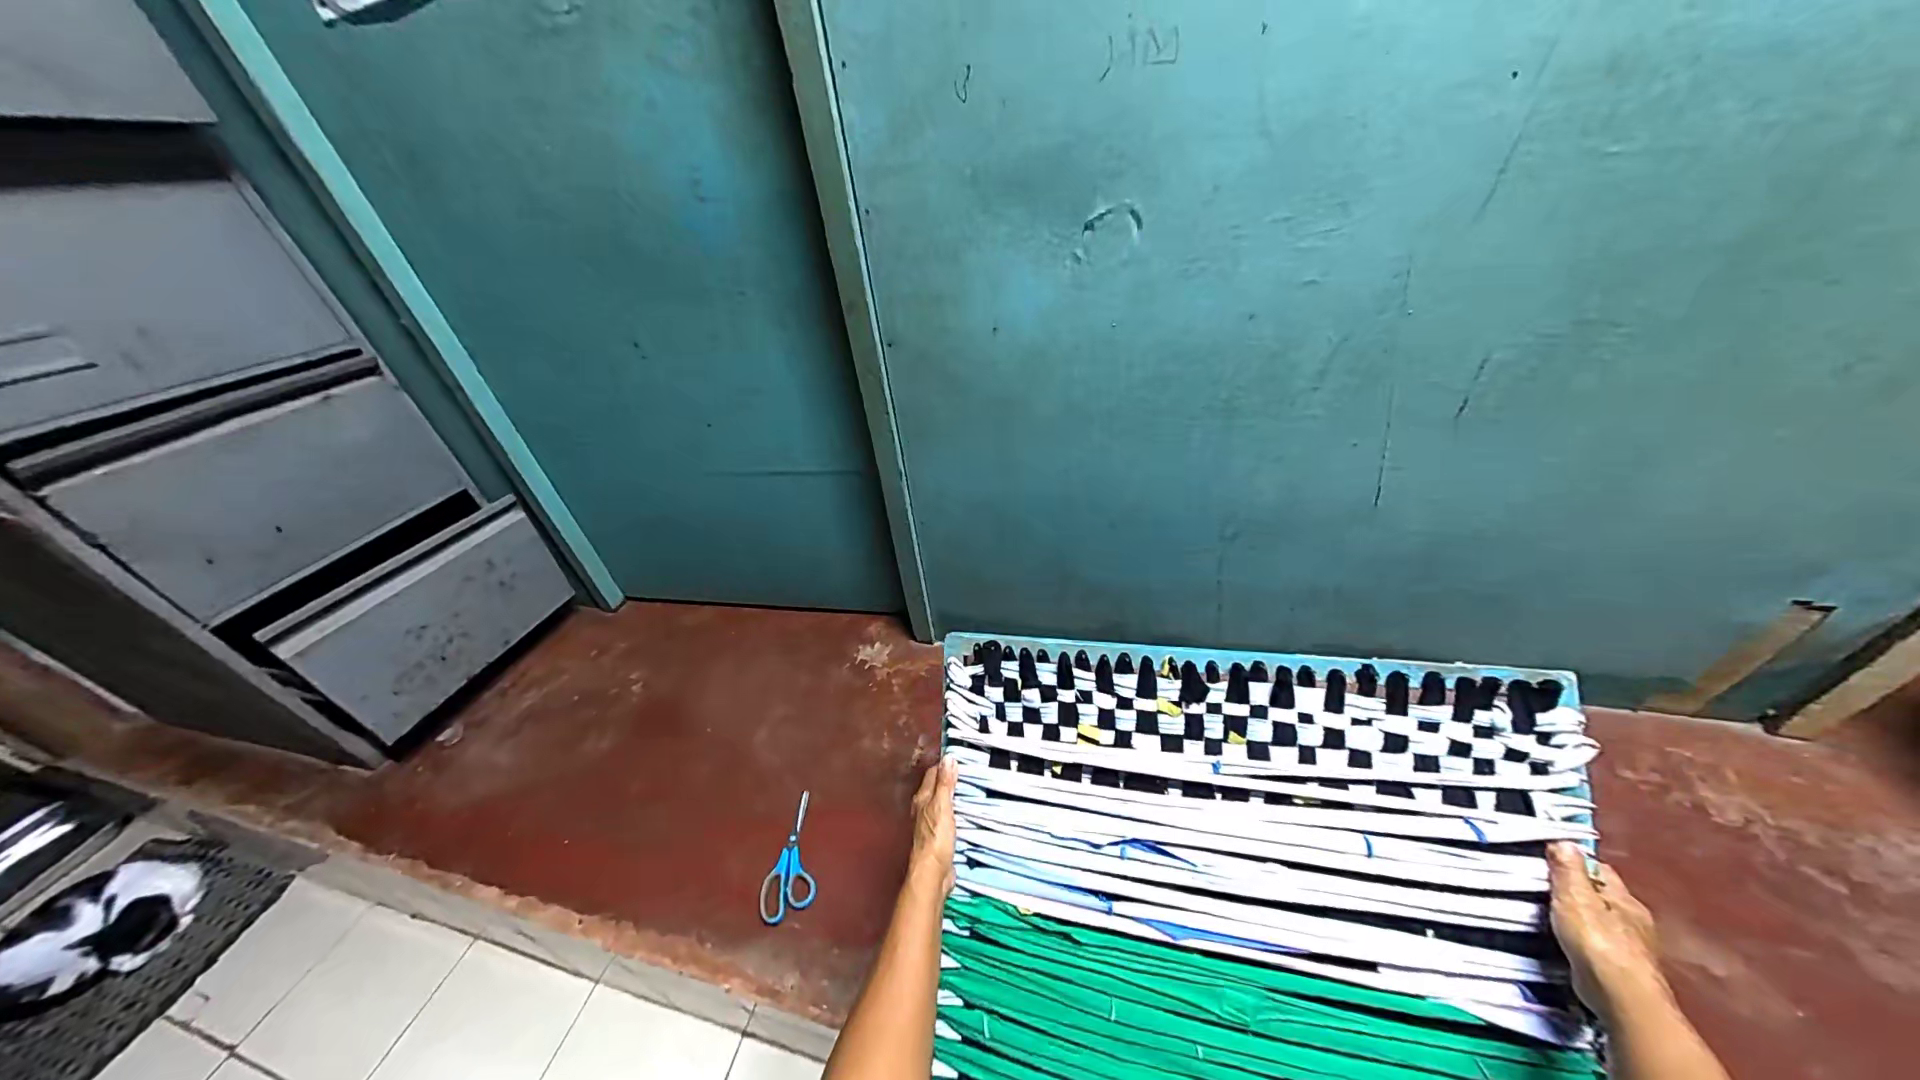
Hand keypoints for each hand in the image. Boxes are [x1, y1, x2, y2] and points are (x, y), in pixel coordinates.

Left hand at [908, 757, 957, 896]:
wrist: (932, 873)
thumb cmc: (936, 838)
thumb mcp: (943, 807)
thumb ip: (945, 784)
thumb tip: (948, 758)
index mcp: (922, 799)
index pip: (932, 773)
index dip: (944, 764)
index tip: (960, 757)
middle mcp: (923, 808)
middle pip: (935, 787)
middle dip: (948, 778)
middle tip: (967, 771)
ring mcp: (929, 823)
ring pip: (940, 802)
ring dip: (951, 795)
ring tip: (968, 788)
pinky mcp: (937, 836)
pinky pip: (946, 817)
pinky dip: (954, 811)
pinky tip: (964, 813)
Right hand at [1546, 841, 1668, 1024]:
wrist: (1619, 996)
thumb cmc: (1598, 942)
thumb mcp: (1575, 897)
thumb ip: (1568, 869)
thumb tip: (1564, 842)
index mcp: (1625, 900)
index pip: (1600, 869)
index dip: (1576, 862)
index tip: (1550, 858)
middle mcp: (1633, 921)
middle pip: (1601, 894)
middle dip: (1578, 889)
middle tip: (1546, 884)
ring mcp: (1629, 946)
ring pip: (1600, 919)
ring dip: (1580, 915)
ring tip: (1551, 911)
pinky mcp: (1618, 967)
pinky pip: (1596, 941)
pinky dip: (1581, 937)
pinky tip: (1566, 940)